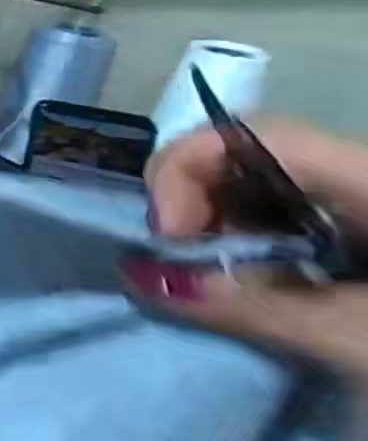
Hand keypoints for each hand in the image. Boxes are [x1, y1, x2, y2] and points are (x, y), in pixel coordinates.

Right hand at [129, 118, 367, 381]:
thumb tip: (143, 277)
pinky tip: (268, 288)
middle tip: (187, 261)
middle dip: (198, 204)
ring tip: (226, 283)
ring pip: (264, 190)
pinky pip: (296, 219)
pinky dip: (260, 246)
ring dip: (223, 229)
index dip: (184, 169)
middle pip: (247, 159)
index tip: (176, 234)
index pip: (245, 132)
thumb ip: (258, 307)